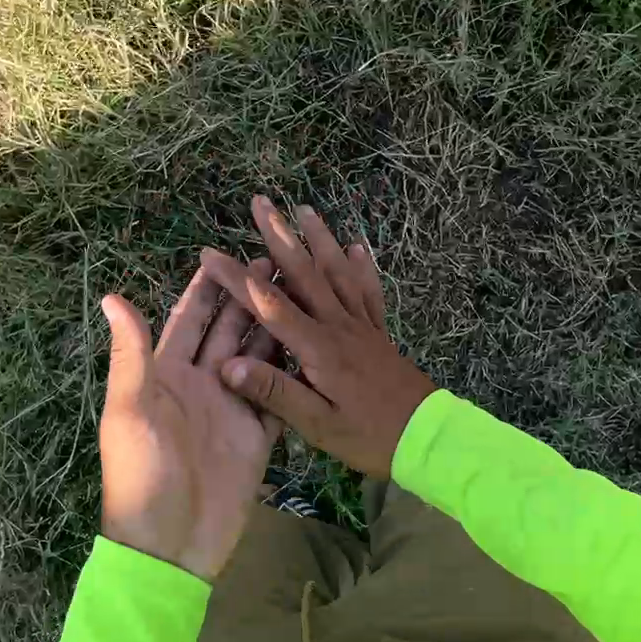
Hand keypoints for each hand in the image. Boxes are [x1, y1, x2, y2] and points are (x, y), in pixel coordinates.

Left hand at [98, 258, 282, 580]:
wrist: (171, 545)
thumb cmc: (141, 474)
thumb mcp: (130, 410)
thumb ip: (131, 354)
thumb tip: (113, 296)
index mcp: (167, 374)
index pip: (188, 320)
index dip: (205, 289)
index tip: (223, 256)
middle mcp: (202, 384)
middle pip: (227, 331)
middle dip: (247, 298)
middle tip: (274, 264)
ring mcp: (232, 408)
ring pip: (256, 357)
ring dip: (274, 328)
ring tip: (299, 296)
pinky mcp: (257, 435)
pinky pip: (278, 396)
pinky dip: (292, 374)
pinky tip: (313, 348)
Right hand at [201, 196, 436, 477]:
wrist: (430, 439)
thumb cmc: (369, 437)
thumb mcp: (317, 424)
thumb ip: (274, 392)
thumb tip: (227, 365)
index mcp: (318, 347)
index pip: (269, 305)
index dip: (237, 278)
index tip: (210, 253)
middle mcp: (339, 326)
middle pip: (305, 273)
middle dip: (279, 236)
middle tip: (260, 203)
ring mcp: (362, 325)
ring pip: (337, 272)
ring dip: (319, 239)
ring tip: (305, 210)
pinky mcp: (380, 333)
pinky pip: (369, 291)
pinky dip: (362, 267)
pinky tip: (358, 248)